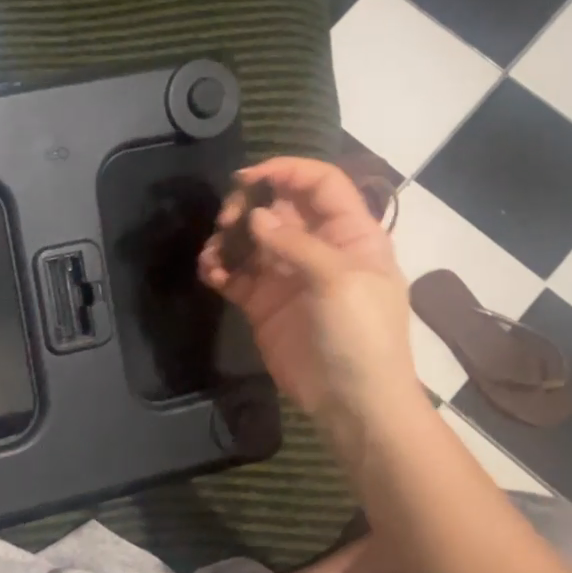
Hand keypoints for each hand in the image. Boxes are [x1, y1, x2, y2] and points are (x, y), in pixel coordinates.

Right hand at [197, 157, 413, 418]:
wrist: (352, 400)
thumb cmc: (361, 334)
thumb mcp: (340, 280)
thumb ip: (296, 244)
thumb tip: (253, 217)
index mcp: (350, 234)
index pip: (320, 184)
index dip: (286, 171)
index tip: (246, 177)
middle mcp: (316, 248)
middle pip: (277, 208)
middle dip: (247, 207)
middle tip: (227, 220)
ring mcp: (286, 276)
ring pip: (250, 241)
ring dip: (227, 239)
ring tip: (213, 254)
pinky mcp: (262, 303)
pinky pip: (235, 275)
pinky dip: (219, 269)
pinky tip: (210, 273)